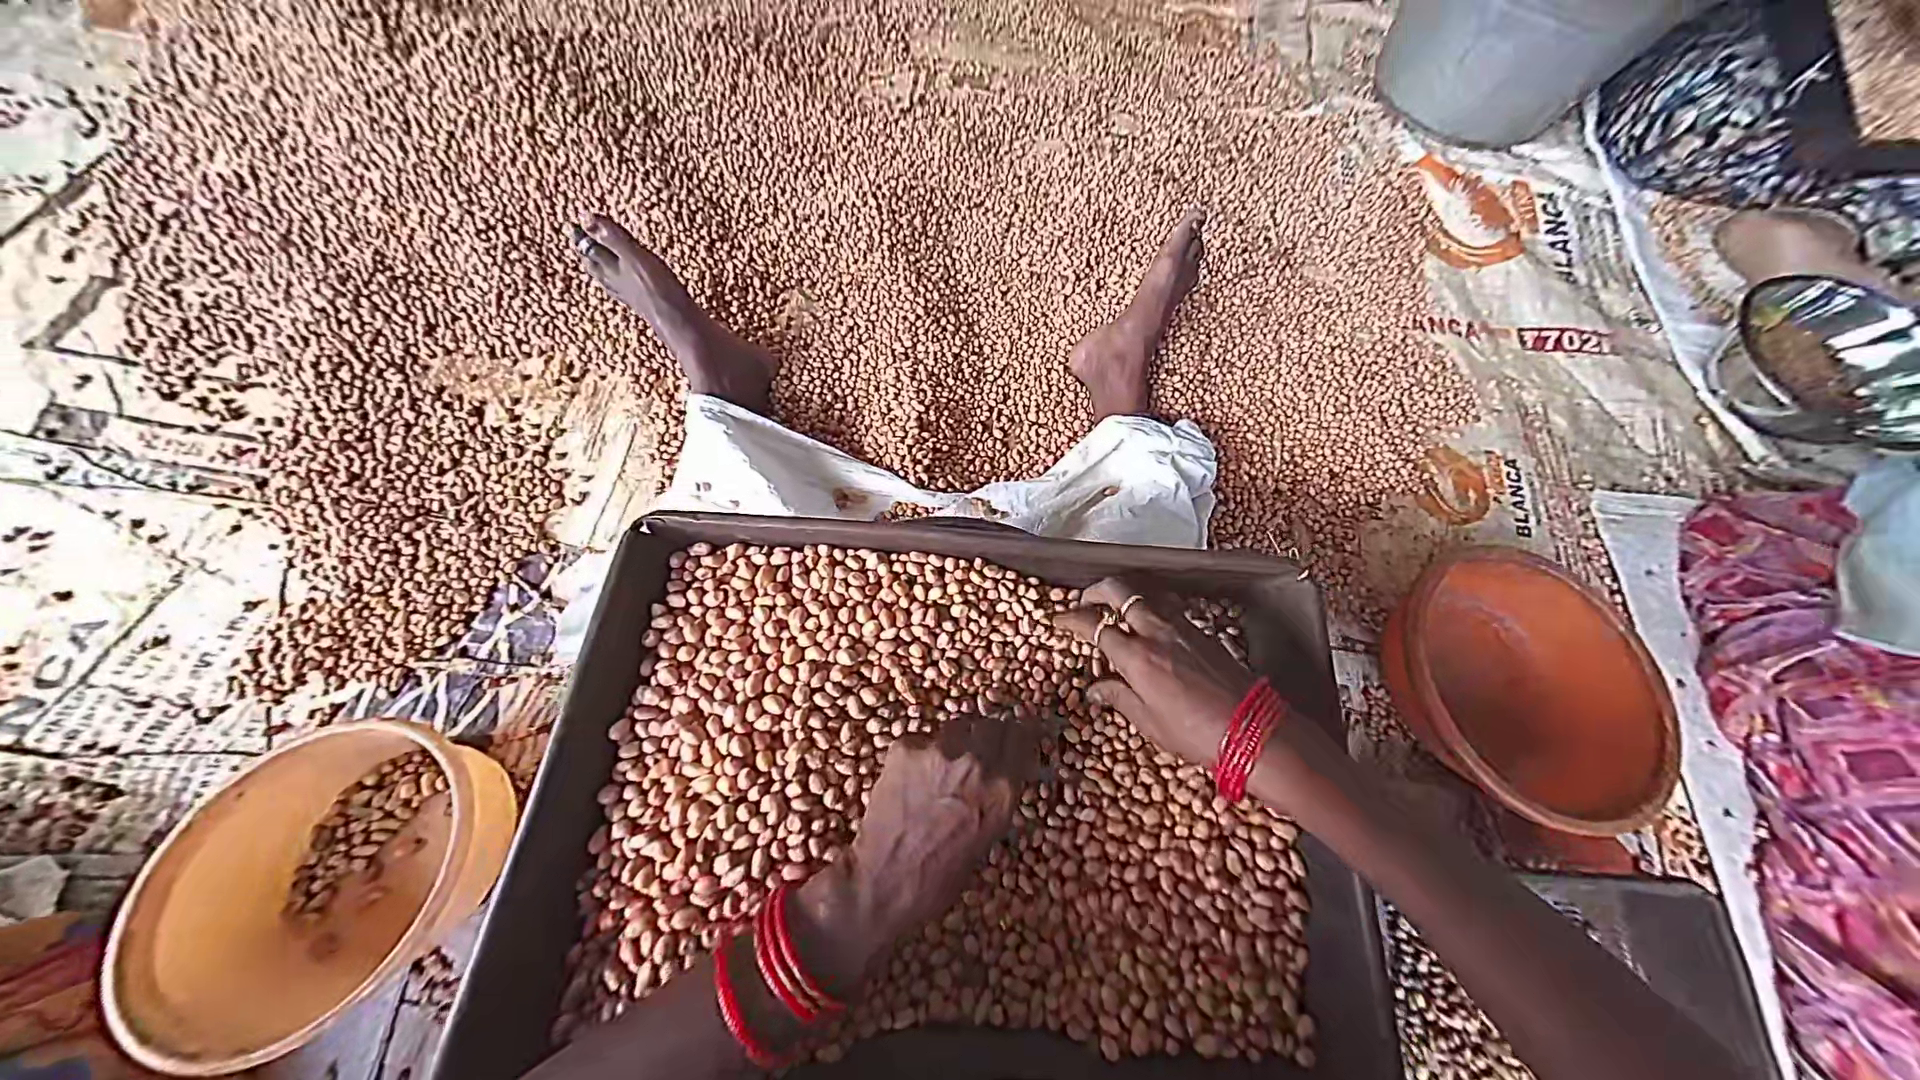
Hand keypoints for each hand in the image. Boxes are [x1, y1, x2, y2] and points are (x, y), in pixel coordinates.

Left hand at [799, 713, 1038, 985]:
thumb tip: (1001, 773)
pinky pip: (922, 739)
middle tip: (975, 752)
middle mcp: (976, 763)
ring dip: (955, 742)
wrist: (884, 882)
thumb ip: (997, 797)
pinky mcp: (906, 747)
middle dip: (986, 736)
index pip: (1020, 737)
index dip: (1016, 736)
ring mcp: (939, 751)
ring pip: (956, 727)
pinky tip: (911, 780)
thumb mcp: (987, 838)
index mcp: (1002, 790)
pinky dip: (921, 754)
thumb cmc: (939, 876)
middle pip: (991, 725)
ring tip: (940, 770)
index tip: (1013, 737)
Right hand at [1053, 578, 1337, 817]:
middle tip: (1083, 600)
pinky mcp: (1203, 632)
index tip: (1058, 619)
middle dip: (1095, 590)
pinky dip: (1153, 603)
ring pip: (1147, 592)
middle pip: (1119, 591)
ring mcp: (1183, 629)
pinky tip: (1151, 618)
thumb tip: (1097, 688)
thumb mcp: (1149, 723)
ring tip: (1114, 603)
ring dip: (1125, 592)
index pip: (1094, 625)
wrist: (1256, 732)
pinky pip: (1171, 606)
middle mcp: (1158, 633)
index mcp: (1137, 657)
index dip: (1071, 619)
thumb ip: (1118, 697)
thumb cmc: (1198, 735)